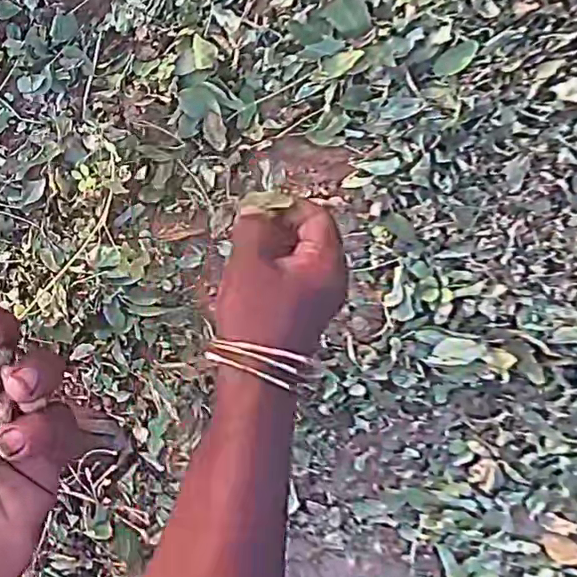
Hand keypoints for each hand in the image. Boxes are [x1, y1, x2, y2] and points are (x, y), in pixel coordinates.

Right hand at [213, 198, 348, 353]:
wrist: (256, 370)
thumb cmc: (254, 314)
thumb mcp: (249, 263)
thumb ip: (254, 228)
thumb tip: (255, 207)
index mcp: (326, 262)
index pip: (317, 217)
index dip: (286, 206)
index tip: (256, 208)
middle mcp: (333, 277)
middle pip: (312, 234)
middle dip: (278, 225)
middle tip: (247, 227)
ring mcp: (322, 295)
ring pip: (301, 255)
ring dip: (273, 246)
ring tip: (243, 249)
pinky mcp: (306, 308)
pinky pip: (295, 274)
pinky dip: (274, 265)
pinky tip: (249, 272)